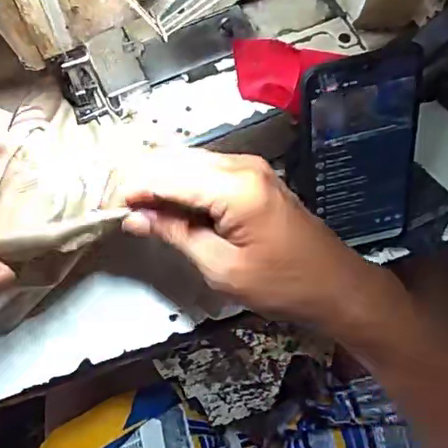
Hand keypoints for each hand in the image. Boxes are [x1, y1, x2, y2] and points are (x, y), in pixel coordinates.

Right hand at [117, 149, 400, 335]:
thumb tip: (135, 217)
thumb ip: (175, 234)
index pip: (168, 178)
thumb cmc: (282, 284)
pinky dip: (180, 182)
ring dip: (159, 180)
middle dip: (143, 181)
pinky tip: (166, 202)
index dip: (134, 191)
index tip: (109, 208)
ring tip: (136, 207)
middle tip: (118, 208)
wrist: (338, 286)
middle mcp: (241, 166)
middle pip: (175, 161)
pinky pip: (203, 169)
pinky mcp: (252, 175)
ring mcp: (249, 167)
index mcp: (235, 189)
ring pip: (187, 161)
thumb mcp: (220, 267)